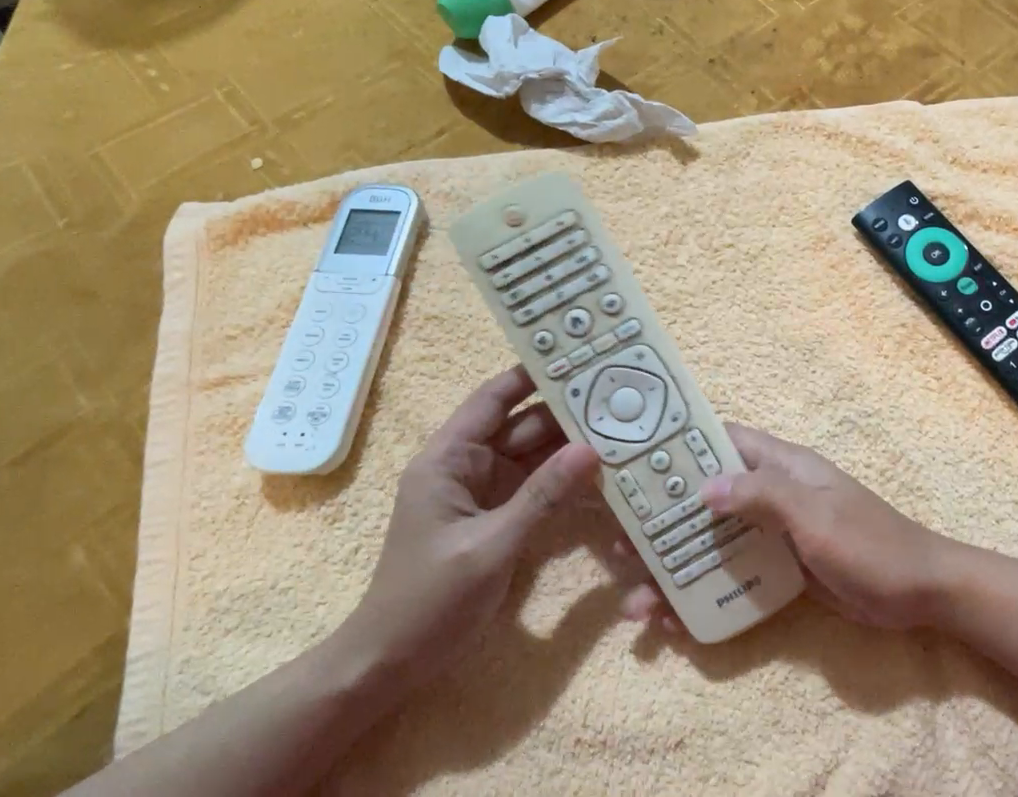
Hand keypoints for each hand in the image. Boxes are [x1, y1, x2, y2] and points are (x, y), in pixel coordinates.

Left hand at [340, 367, 600, 687]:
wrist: (392, 662)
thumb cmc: (428, 599)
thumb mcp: (490, 545)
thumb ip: (542, 496)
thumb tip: (590, 449)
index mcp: (448, 460)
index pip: (493, 400)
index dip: (531, 374)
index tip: (578, 355)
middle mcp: (468, 467)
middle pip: (523, 426)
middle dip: (568, 412)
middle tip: (622, 397)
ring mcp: (486, 493)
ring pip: (537, 456)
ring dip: (574, 446)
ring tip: (624, 427)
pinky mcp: (500, 518)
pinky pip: (540, 488)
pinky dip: (568, 481)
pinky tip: (606, 474)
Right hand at [620, 424, 955, 631]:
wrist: (918, 592)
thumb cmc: (869, 543)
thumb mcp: (816, 515)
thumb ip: (763, 495)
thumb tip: (704, 485)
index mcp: (784, 467)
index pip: (726, 440)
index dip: (682, 443)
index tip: (633, 458)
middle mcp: (774, 494)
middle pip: (708, 497)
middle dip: (664, 520)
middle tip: (617, 546)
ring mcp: (775, 534)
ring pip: (714, 542)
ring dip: (676, 568)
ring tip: (636, 602)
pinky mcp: (779, 569)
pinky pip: (732, 575)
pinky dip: (703, 593)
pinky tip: (674, 622)